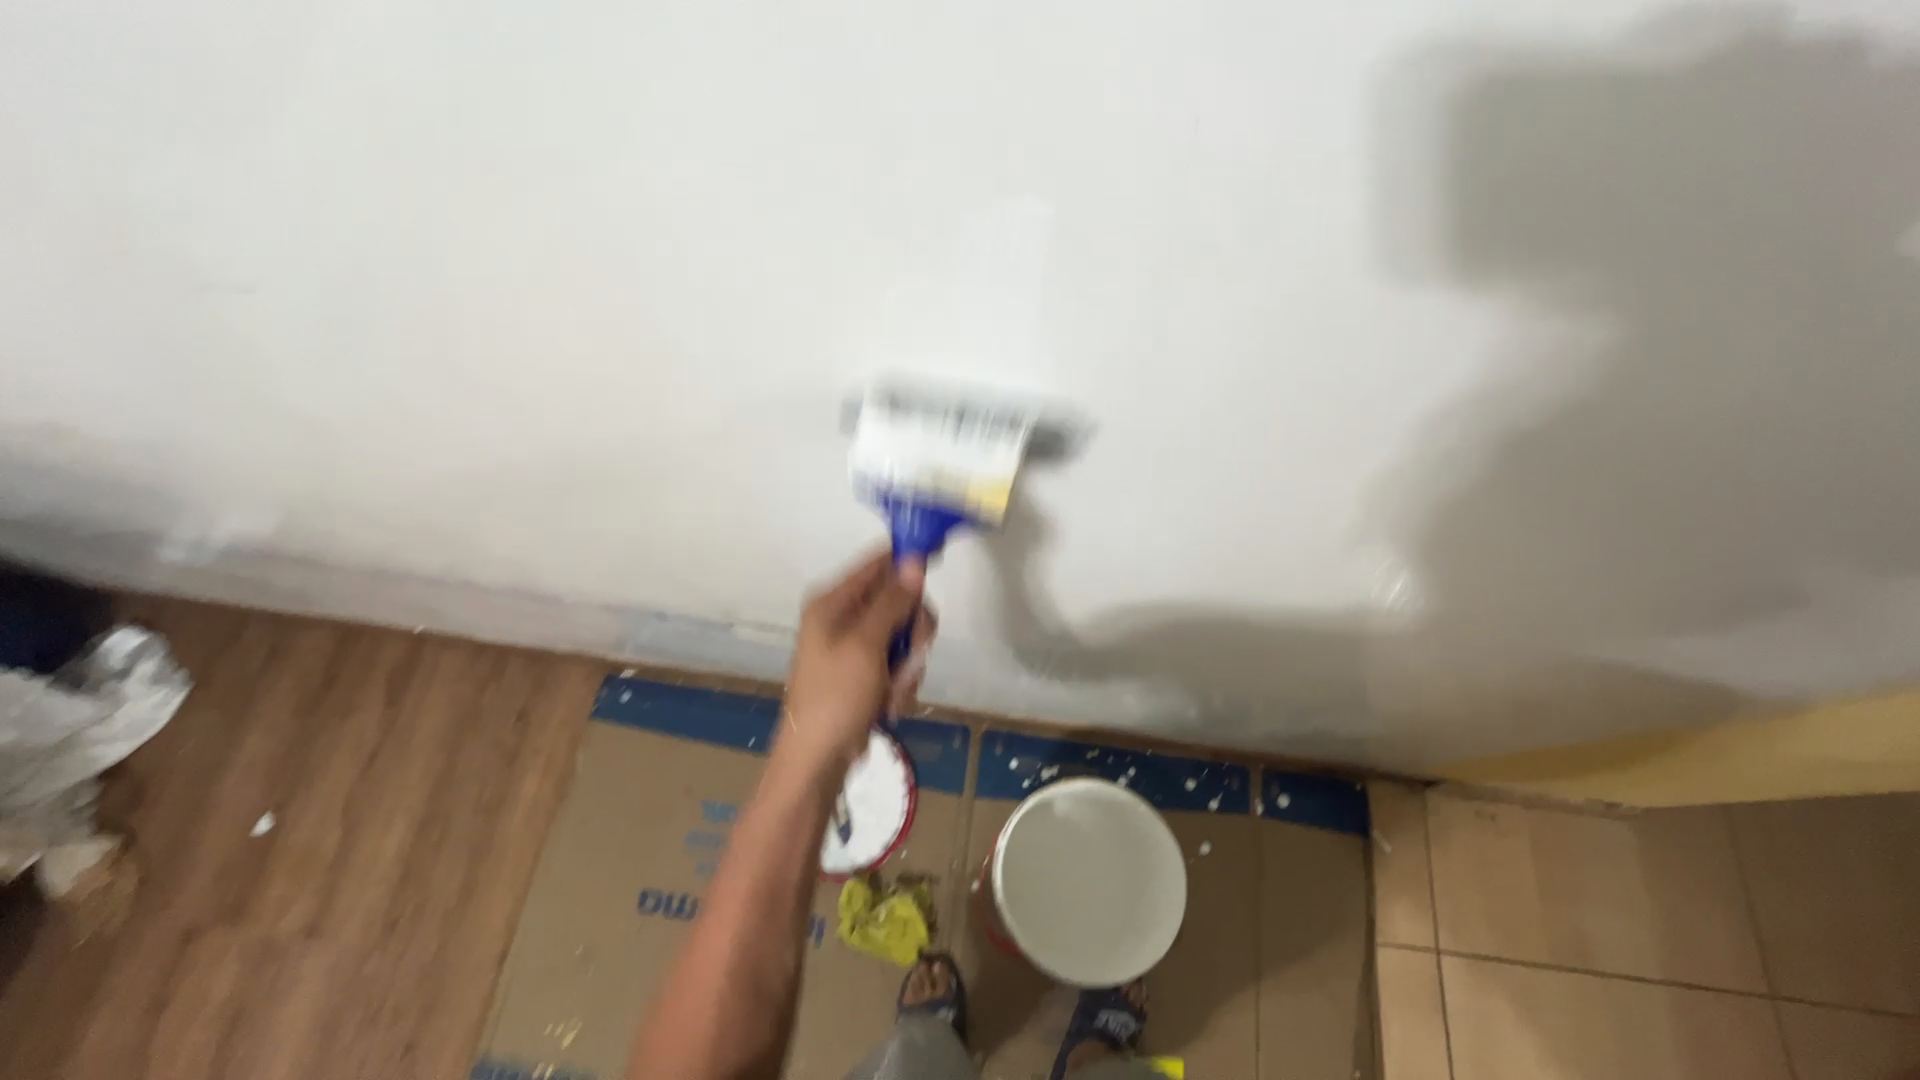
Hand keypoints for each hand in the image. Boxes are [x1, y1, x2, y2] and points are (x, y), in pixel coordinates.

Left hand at [778, 549, 933, 770]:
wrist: (818, 758)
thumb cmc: (836, 696)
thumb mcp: (866, 644)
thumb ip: (893, 601)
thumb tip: (914, 559)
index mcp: (833, 601)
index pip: (879, 563)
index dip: (909, 562)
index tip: (938, 565)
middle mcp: (844, 617)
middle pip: (900, 601)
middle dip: (912, 632)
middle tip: (911, 654)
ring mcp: (856, 647)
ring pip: (905, 636)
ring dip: (908, 666)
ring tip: (893, 691)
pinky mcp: (866, 673)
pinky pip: (899, 665)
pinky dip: (900, 685)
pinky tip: (888, 705)